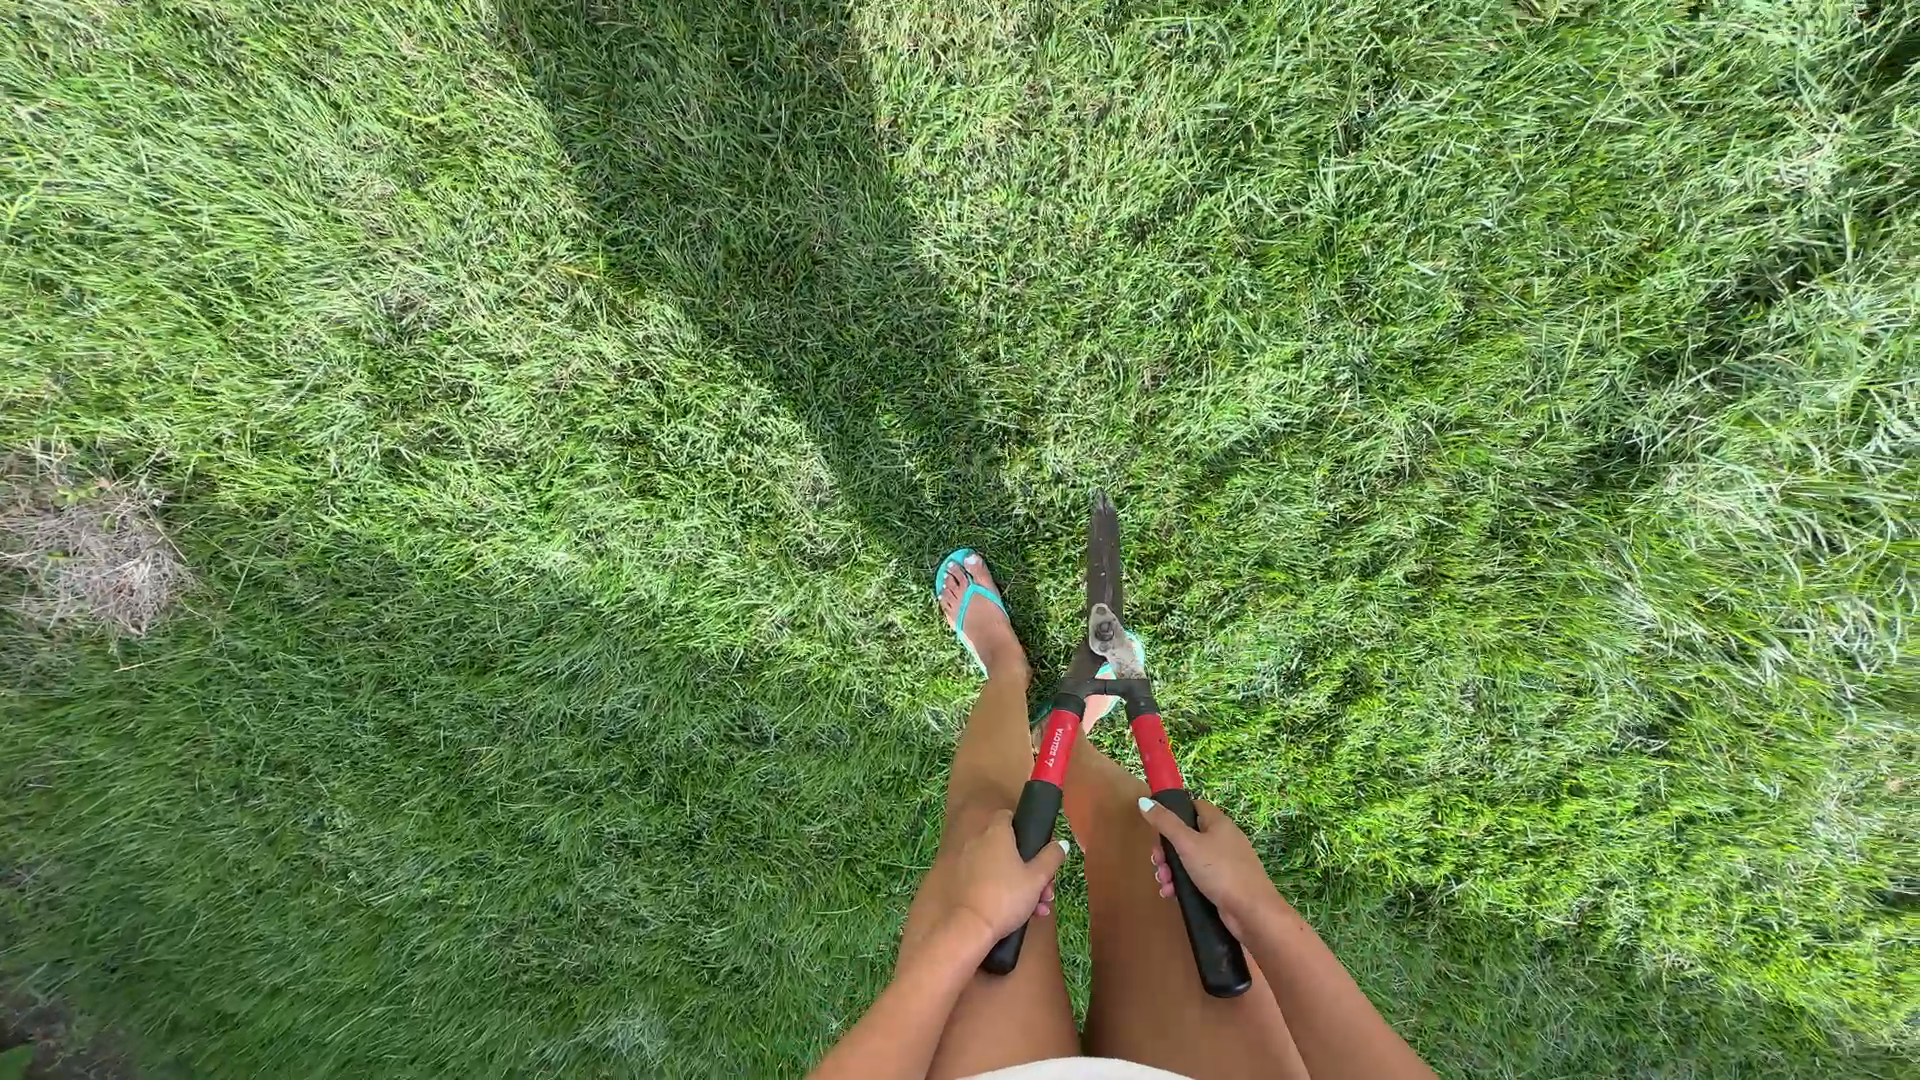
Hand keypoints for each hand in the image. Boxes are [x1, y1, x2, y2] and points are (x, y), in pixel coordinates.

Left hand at [946, 809, 1070, 944]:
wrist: (970, 927)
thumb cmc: (1006, 896)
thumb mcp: (1037, 879)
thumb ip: (1051, 858)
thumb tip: (1061, 843)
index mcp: (996, 833)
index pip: (1007, 816)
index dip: (1023, 828)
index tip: (1037, 849)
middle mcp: (978, 841)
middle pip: (1008, 848)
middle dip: (1030, 869)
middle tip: (1045, 891)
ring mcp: (965, 862)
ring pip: (999, 868)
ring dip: (1020, 884)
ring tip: (1037, 909)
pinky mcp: (959, 882)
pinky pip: (985, 880)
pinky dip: (1001, 892)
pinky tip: (1018, 915)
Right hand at [1138, 796, 1274, 929]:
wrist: (1252, 913)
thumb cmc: (1220, 871)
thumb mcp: (1187, 844)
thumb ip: (1165, 822)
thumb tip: (1143, 801)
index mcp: (1218, 823)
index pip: (1194, 806)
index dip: (1175, 814)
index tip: (1159, 828)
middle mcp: (1224, 839)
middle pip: (1188, 835)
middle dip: (1168, 850)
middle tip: (1158, 862)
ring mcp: (1226, 863)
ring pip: (1191, 859)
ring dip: (1172, 869)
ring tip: (1164, 882)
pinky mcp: (1225, 885)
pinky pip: (1199, 878)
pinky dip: (1184, 884)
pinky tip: (1172, 894)